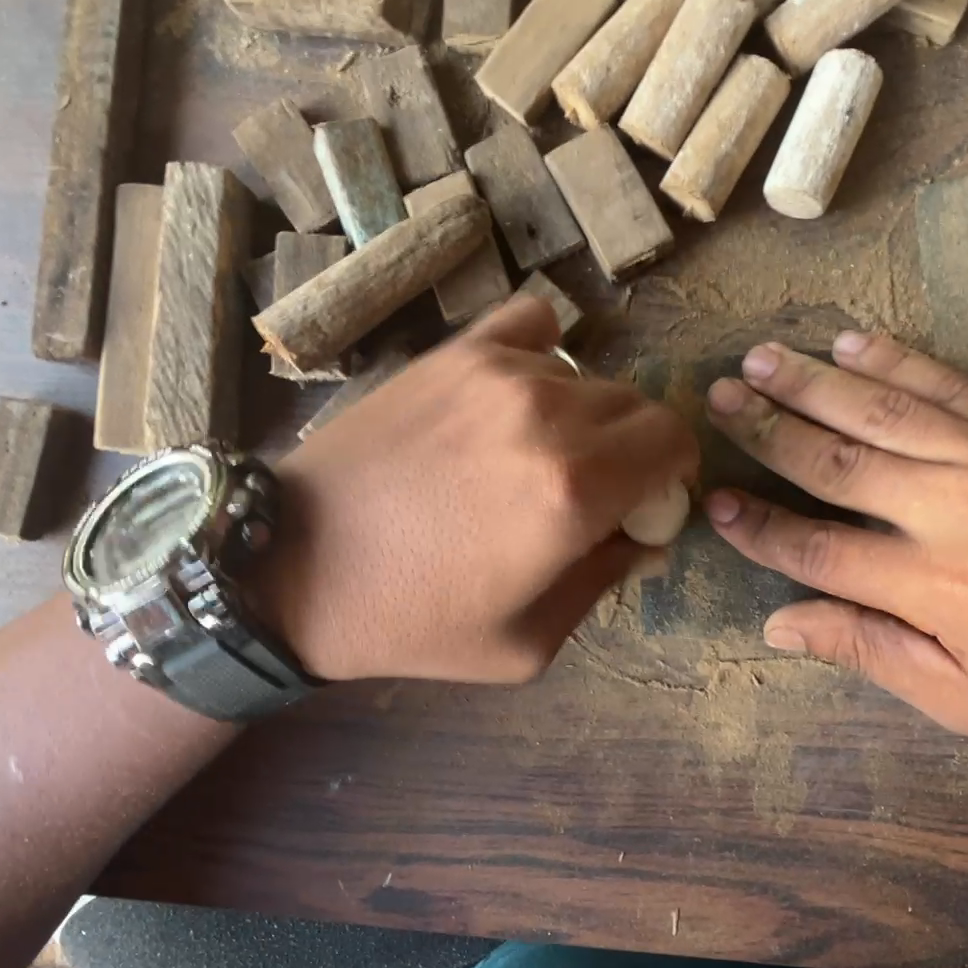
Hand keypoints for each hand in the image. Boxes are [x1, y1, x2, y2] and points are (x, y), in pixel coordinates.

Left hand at [249, 297, 698, 684]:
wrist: (293, 565)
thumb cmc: (411, 620)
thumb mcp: (527, 644)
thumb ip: (604, 583)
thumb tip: (647, 539)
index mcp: (576, 491)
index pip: (673, 443)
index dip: (671, 474)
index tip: (643, 501)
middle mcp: (550, 415)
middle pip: (637, 406)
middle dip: (633, 449)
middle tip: (592, 487)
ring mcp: (499, 373)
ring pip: (590, 375)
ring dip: (587, 413)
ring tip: (538, 452)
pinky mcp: (455, 351)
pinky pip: (534, 324)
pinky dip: (545, 354)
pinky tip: (518, 392)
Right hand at [703, 333, 967, 775]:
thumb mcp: (967, 701)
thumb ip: (867, 650)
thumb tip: (777, 622)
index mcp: (945, 590)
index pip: (821, 549)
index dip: (761, 528)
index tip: (714, 503)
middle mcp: (966, 512)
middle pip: (841, 461)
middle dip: (768, 430)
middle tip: (716, 398)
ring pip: (886, 409)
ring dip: (813, 382)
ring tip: (757, 360)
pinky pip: (954, 384)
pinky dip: (897, 359)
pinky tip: (849, 341)